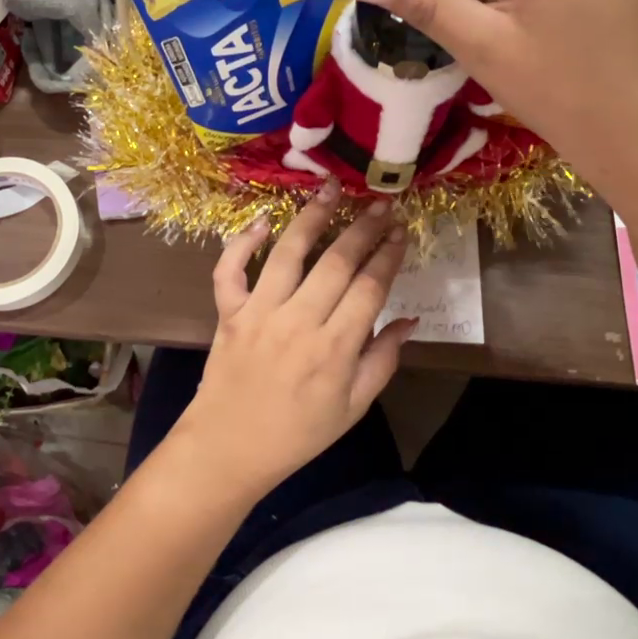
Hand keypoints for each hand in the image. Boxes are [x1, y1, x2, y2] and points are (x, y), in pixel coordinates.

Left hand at [166, 182, 413, 497]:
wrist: (229, 448)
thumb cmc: (298, 433)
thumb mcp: (353, 408)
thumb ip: (383, 361)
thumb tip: (410, 321)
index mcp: (335, 348)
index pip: (369, 288)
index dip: (388, 255)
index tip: (401, 231)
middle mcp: (298, 322)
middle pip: (336, 262)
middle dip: (363, 228)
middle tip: (381, 203)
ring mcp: (258, 313)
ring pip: (287, 253)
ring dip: (311, 218)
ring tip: (330, 189)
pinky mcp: (227, 314)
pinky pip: (230, 271)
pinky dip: (241, 243)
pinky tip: (262, 221)